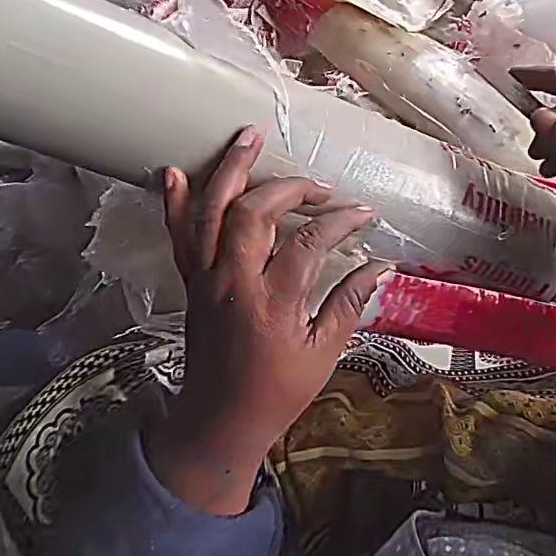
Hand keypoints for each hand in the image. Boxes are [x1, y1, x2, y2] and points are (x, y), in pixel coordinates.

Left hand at [145, 126, 391, 514]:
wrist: (219, 419)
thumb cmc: (276, 392)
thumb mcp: (322, 355)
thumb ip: (349, 305)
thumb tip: (381, 267)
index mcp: (272, 305)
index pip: (309, 244)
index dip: (340, 222)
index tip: (362, 214)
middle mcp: (234, 283)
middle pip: (253, 214)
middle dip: (289, 188)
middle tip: (318, 186)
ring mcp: (206, 278)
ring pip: (211, 213)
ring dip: (230, 170)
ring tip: (248, 136)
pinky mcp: (191, 280)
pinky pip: (179, 236)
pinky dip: (175, 203)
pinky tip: (175, 172)